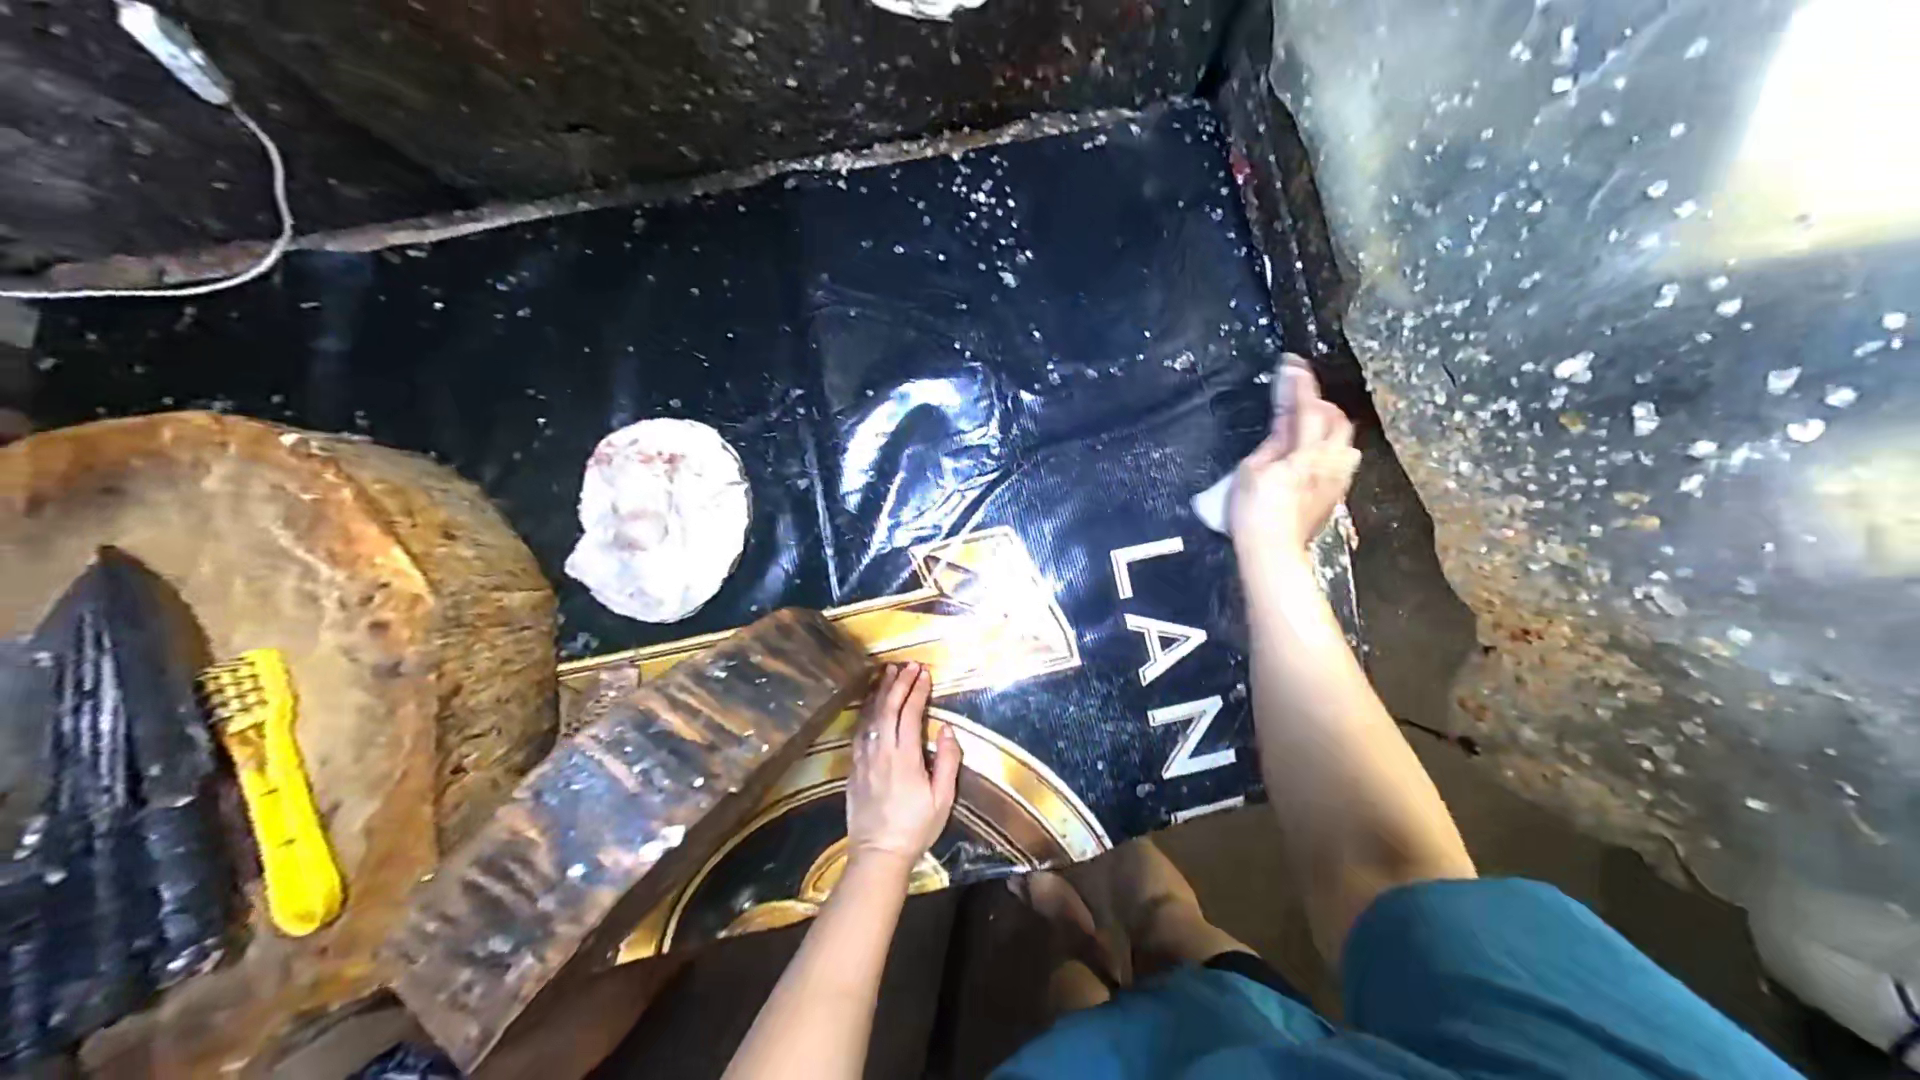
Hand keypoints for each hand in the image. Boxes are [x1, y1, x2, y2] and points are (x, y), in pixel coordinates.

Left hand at [847, 662, 959, 866]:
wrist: (878, 853)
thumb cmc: (916, 827)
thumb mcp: (942, 799)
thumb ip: (947, 761)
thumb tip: (947, 729)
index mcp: (904, 756)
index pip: (910, 713)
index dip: (917, 690)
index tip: (924, 673)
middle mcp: (881, 750)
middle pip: (888, 707)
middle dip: (899, 683)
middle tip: (908, 665)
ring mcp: (864, 757)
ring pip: (871, 715)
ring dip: (881, 691)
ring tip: (888, 672)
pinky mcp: (854, 766)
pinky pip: (860, 729)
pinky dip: (867, 710)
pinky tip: (872, 703)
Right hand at [1229, 356, 1359, 560]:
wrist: (1272, 551)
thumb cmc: (1253, 512)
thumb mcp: (1252, 471)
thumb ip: (1274, 443)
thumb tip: (1286, 422)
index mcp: (1307, 453)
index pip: (1308, 409)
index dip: (1300, 385)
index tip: (1293, 364)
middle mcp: (1330, 462)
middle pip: (1336, 420)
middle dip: (1318, 403)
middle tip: (1298, 396)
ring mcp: (1337, 479)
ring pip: (1344, 439)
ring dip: (1329, 425)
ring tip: (1309, 424)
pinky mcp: (1336, 494)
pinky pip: (1342, 459)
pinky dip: (1331, 445)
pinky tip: (1316, 452)